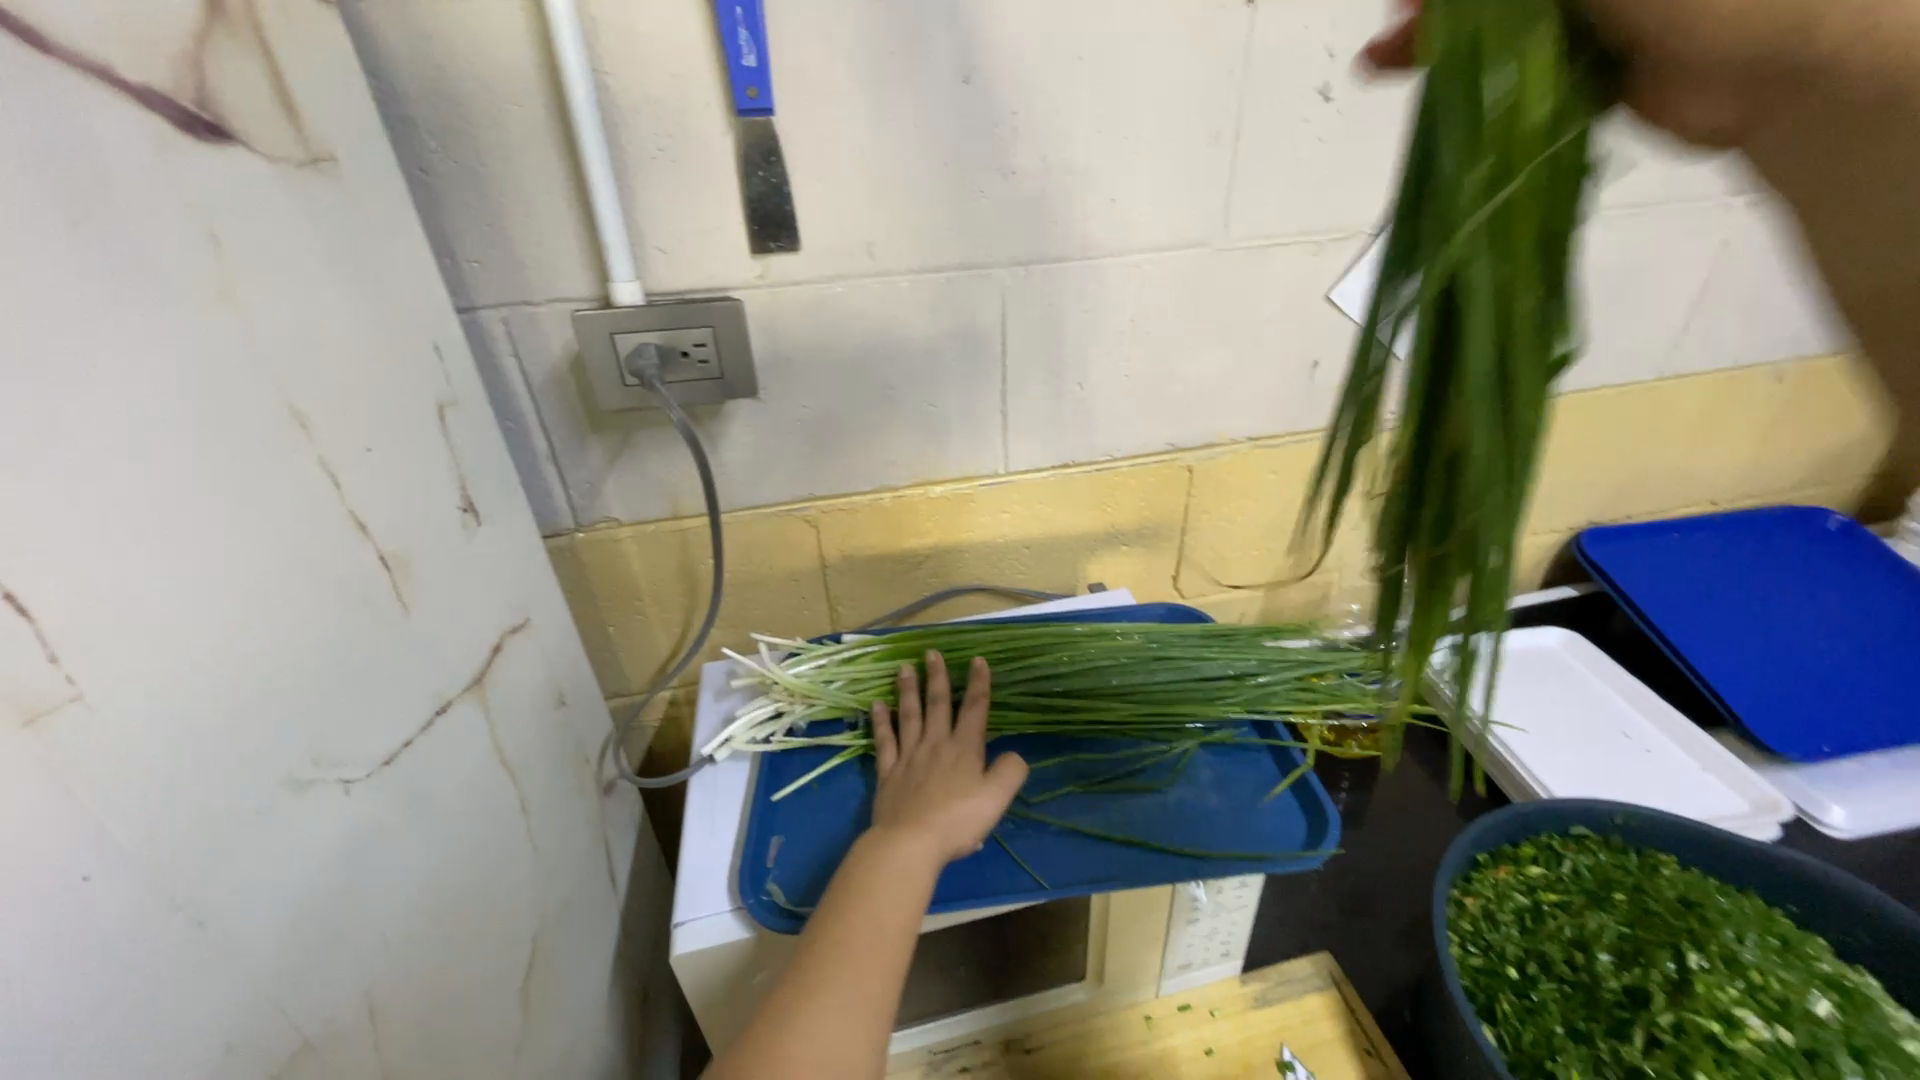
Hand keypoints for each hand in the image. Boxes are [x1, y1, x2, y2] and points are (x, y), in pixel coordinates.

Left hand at [868, 652, 1027, 866]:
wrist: (910, 842)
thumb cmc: (958, 821)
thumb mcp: (997, 798)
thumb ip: (1010, 772)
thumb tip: (1013, 754)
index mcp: (964, 749)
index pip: (975, 709)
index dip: (978, 683)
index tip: (978, 660)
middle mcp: (936, 744)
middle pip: (937, 704)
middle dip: (937, 676)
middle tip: (931, 652)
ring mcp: (909, 756)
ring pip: (908, 715)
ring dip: (907, 690)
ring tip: (904, 667)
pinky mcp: (888, 772)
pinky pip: (884, 740)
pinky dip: (881, 721)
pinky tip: (876, 705)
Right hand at [1359, 0, 1918, 147]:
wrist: (1778, 69)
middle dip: (1435, 6)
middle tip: (1390, 24)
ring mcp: (1587, 11)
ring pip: (1492, 23)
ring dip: (1436, 39)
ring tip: (1382, 59)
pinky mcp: (1580, 60)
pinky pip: (1508, 62)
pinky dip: (1467, 71)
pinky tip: (1421, 80)